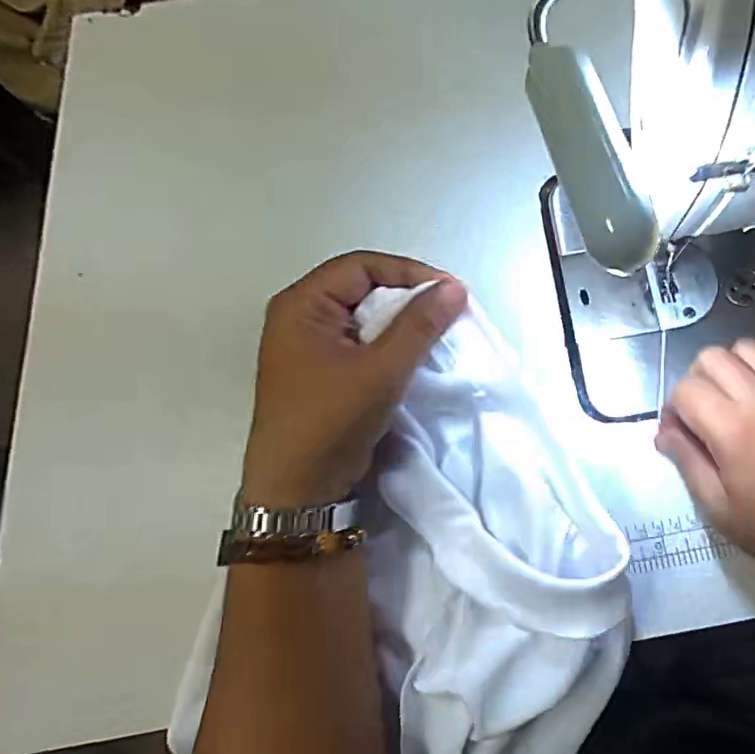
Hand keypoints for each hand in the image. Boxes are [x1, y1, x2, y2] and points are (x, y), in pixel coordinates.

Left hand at [240, 251, 468, 507]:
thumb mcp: (383, 369)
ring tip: (439, 331)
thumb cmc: (331, 420)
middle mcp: (302, 317)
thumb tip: (455, 288)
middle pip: (364, 286)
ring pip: (368, 314)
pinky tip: (418, 354)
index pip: (362, 266)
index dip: (409, 272)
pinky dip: (395, 341)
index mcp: (301, 306)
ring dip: (405, 320)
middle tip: (449, 311)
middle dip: (410, 295)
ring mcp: (312, 344)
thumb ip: (420, 324)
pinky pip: (366, 339)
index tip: (450, 291)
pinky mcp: (326, 368)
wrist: (299, 487)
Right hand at [654, 339, 754, 606]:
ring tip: (728, 404)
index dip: (671, 409)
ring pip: (748, 348)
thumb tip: (665, 433)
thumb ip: (688, 462)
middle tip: (698, 418)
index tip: (677, 436)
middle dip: (695, 380)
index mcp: (735, 427)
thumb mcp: (722, 510)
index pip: (686, 388)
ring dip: (728, 368)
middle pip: (713, 356)